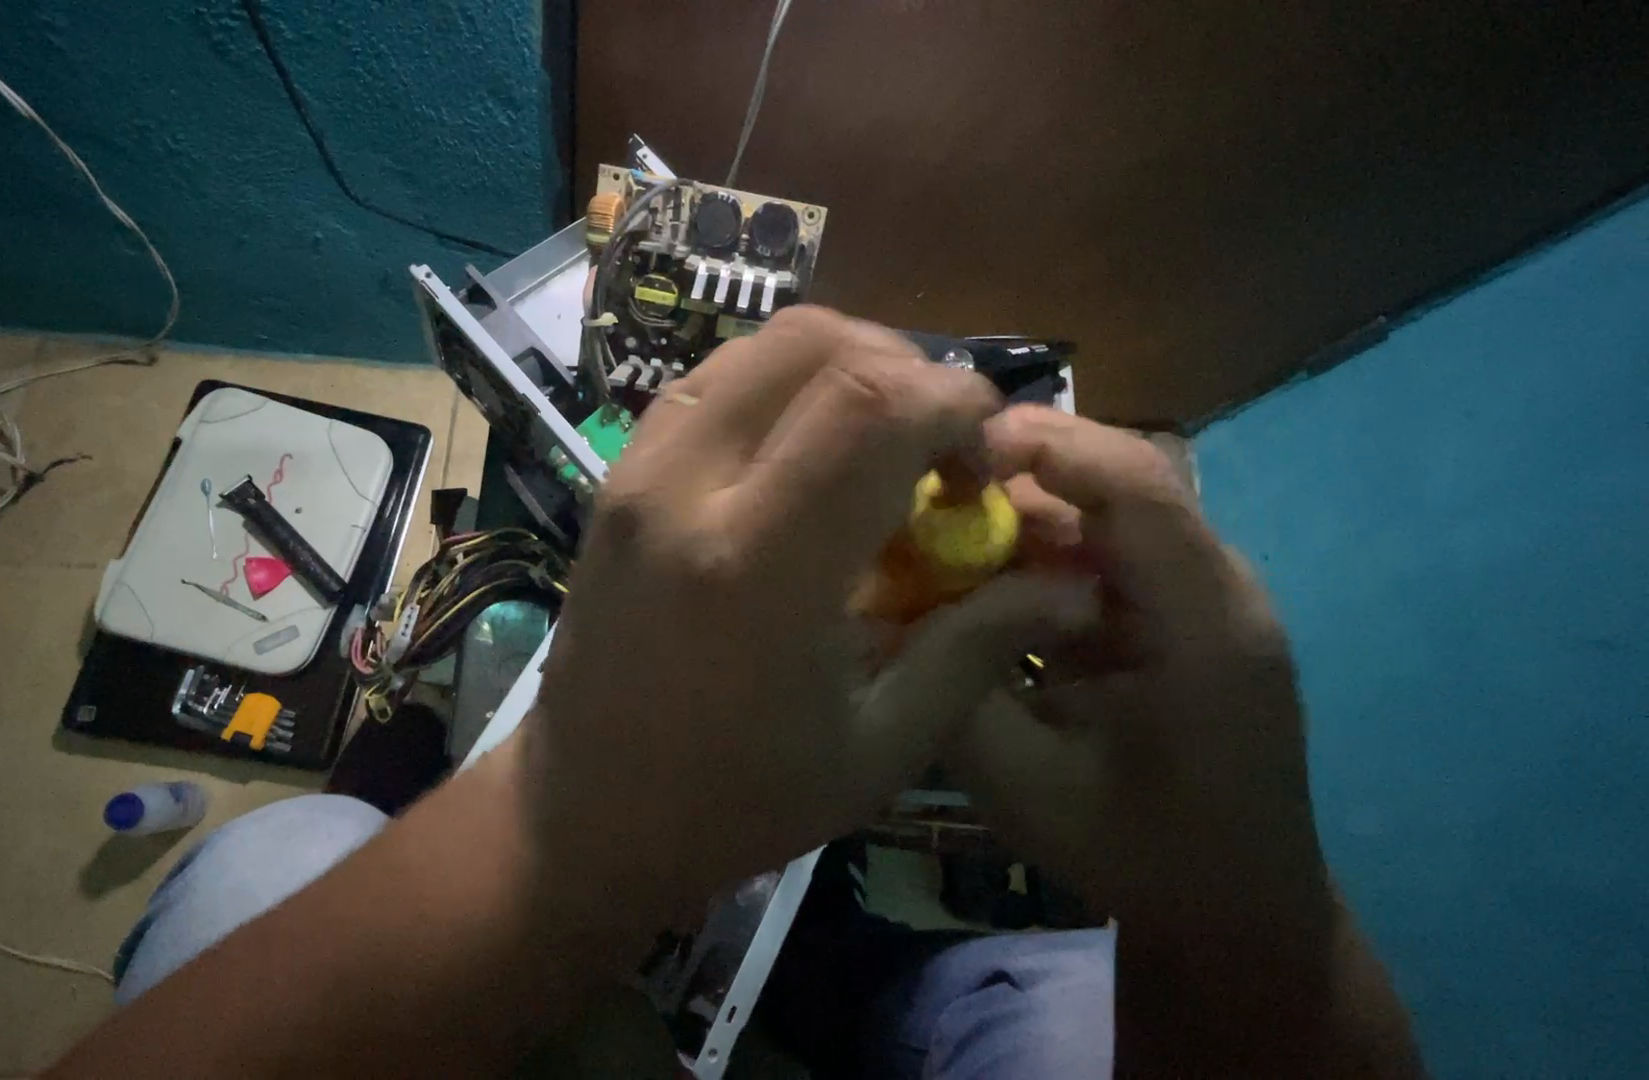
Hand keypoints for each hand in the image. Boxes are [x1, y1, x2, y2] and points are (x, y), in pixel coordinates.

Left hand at [520, 308, 1097, 912]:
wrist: (589, 806)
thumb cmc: (738, 799)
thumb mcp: (880, 745)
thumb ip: (977, 644)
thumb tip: (1069, 579)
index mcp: (761, 565)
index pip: (876, 404)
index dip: (958, 403)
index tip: (983, 462)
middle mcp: (689, 490)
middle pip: (817, 343)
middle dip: (906, 371)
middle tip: (934, 449)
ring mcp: (638, 473)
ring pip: (758, 346)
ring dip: (841, 366)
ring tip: (875, 442)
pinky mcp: (615, 477)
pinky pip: (709, 382)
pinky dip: (776, 384)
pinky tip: (801, 448)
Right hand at [952, 406, 1328, 930]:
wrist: (1233, 910)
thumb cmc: (1137, 856)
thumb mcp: (1023, 785)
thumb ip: (958, 684)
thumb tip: (892, 604)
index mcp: (1202, 626)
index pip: (1139, 488)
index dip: (1047, 446)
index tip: (950, 444)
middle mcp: (1210, 590)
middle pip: (1119, 483)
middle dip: (1016, 472)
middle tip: (919, 488)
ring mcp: (1192, 599)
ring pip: (1098, 513)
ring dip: (1015, 513)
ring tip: (932, 534)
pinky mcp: (1164, 615)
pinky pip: (1092, 554)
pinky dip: (1028, 552)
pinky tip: (973, 579)